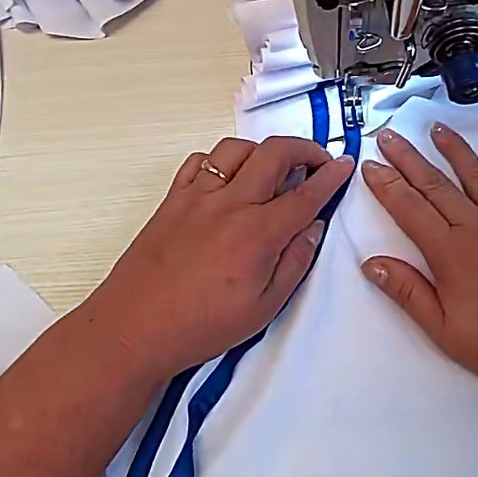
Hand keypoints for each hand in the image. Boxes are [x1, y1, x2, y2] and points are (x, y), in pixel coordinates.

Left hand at [80, 136, 353, 380]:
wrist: (136, 328)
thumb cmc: (195, 325)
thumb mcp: (263, 308)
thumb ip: (294, 263)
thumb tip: (312, 231)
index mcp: (257, 233)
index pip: (306, 193)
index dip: (331, 176)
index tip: (342, 167)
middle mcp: (228, 205)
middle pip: (276, 154)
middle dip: (305, 149)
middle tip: (317, 160)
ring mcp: (197, 197)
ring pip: (236, 148)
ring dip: (262, 150)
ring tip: (272, 166)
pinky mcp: (172, 200)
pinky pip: (198, 162)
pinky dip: (219, 160)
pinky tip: (226, 175)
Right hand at [360, 123, 477, 402]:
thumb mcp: (446, 332)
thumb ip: (408, 292)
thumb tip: (371, 264)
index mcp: (451, 253)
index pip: (409, 209)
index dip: (386, 185)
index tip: (370, 165)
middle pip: (436, 185)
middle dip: (408, 158)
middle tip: (389, 136)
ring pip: (477, 176)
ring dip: (455, 150)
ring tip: (436, 129)